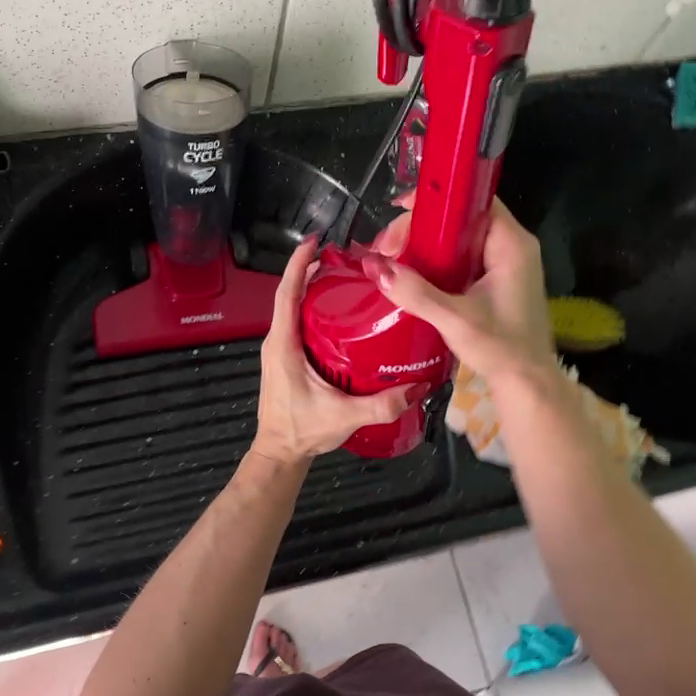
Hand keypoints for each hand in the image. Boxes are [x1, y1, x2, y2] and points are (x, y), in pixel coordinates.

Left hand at [253, 236, 411, 464]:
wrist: (279, 454)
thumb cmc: (301, 432)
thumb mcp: (344, 417)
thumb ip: (381, 405)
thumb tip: (418, 388)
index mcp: (283, 345)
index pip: (286, 294)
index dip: (298, 264)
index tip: (314, 241)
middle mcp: (277, 341)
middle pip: (291, 294)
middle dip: (312, 271)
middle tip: (344, 257)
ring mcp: (279, 349)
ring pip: (293, 309)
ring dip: (313, 289)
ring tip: (345, 278)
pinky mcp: (286, 358)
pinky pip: (297, 323)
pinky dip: (313, 310)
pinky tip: (340, 314)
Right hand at [369, 197, 554, 388]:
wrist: (528, 384)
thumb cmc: (501, 348)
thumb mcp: (454, 320)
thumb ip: (416, 292)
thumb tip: (375, 267)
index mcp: (510, 244)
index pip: (472, 200)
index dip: (435, 199)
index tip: (399, 209)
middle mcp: (512, 246)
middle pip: (461, 217)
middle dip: (420, 227)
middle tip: (387, 247)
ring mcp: (506, 263)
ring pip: (459, 237)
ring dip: (424, 244)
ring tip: (391, 258)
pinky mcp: (497, 280)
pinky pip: (462, 256)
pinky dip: (436, 260)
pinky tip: (411, 273)